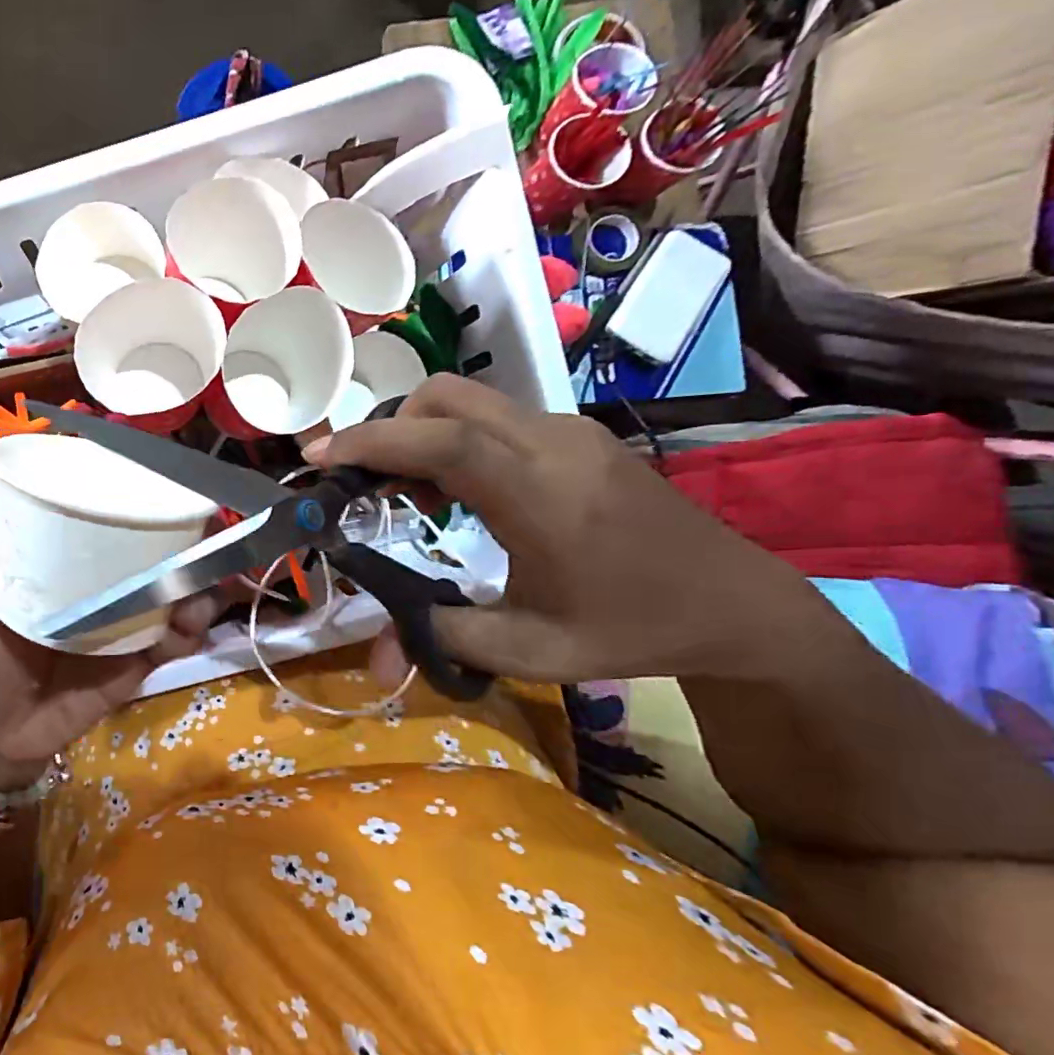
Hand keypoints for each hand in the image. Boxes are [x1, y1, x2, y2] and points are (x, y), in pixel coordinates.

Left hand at [0, 442, 218, 790]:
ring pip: (184, 591)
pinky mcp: (143, 658)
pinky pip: (178, 637)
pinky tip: (184, 625)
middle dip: (199, 535)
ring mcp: (130, 618)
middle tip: (213, 526)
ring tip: (201, 587)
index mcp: (75, 554)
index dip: (155, 492)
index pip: (122, 512)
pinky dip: (189, 628)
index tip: (175, 475)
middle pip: (167, 548)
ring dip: (204, 584)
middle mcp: (110, 580)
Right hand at [304, 375, 827, 684]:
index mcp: (542, 495)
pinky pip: (495, 418)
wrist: (734, 602)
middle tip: (359, 479)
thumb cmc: (632, 630)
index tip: (319, 458)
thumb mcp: (533, 653)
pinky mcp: (576, 435)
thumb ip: (446, 640)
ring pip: (470, 401)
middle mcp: (553, 443)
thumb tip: (375, 657)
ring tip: (402, 493)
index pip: (443, 441)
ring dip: (420, 433)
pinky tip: (455, 494)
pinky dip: (453, 441)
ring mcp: (569, 431)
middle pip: (448, 397)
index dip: (373, 442)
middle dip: (389, 427)